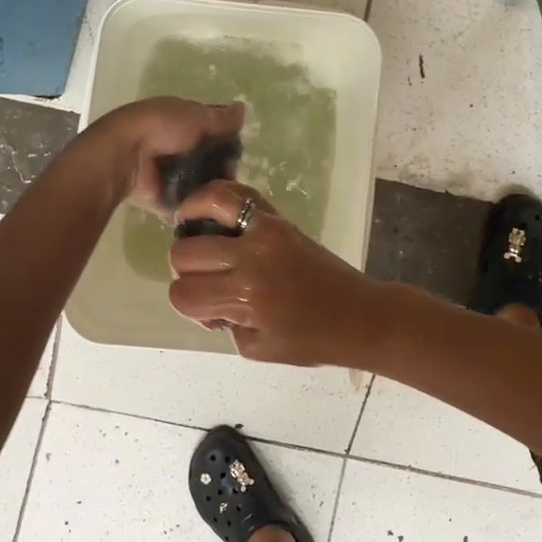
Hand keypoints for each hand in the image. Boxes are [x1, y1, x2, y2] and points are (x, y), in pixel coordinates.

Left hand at [78, 98, 245, 211]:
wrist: (125, 155)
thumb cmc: (161, 127)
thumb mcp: (195, 116)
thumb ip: (220, 118)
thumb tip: (243, 109)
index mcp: (182, 121)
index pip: (212, 130)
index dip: (228, 139)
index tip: (240, 151)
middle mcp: (177, 146)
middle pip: (209, 158)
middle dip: (222, 167)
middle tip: (235, 177)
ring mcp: (171, 174)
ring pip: (201, 182)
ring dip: (213, 187)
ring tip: (229, 197)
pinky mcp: (164, 198)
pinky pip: (188, 204)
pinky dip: (199, 207)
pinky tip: (218, 212)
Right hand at [167, 181, 385, 365]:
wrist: (358, 315)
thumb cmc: (310, 340)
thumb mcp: (256, 348)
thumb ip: (223, 322)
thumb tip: (207, 297)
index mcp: (245, 298)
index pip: (183, 294)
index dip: (187, 305)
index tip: (206, 310)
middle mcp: (251, 258)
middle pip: (185, 254)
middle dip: (185, 271)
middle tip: (207, 279)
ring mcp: (266, 231)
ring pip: (205, 206)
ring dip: (191, 224)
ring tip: (189, 230)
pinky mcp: (278, 218)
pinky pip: (238, 193)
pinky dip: (214, 196)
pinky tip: (203, 208)